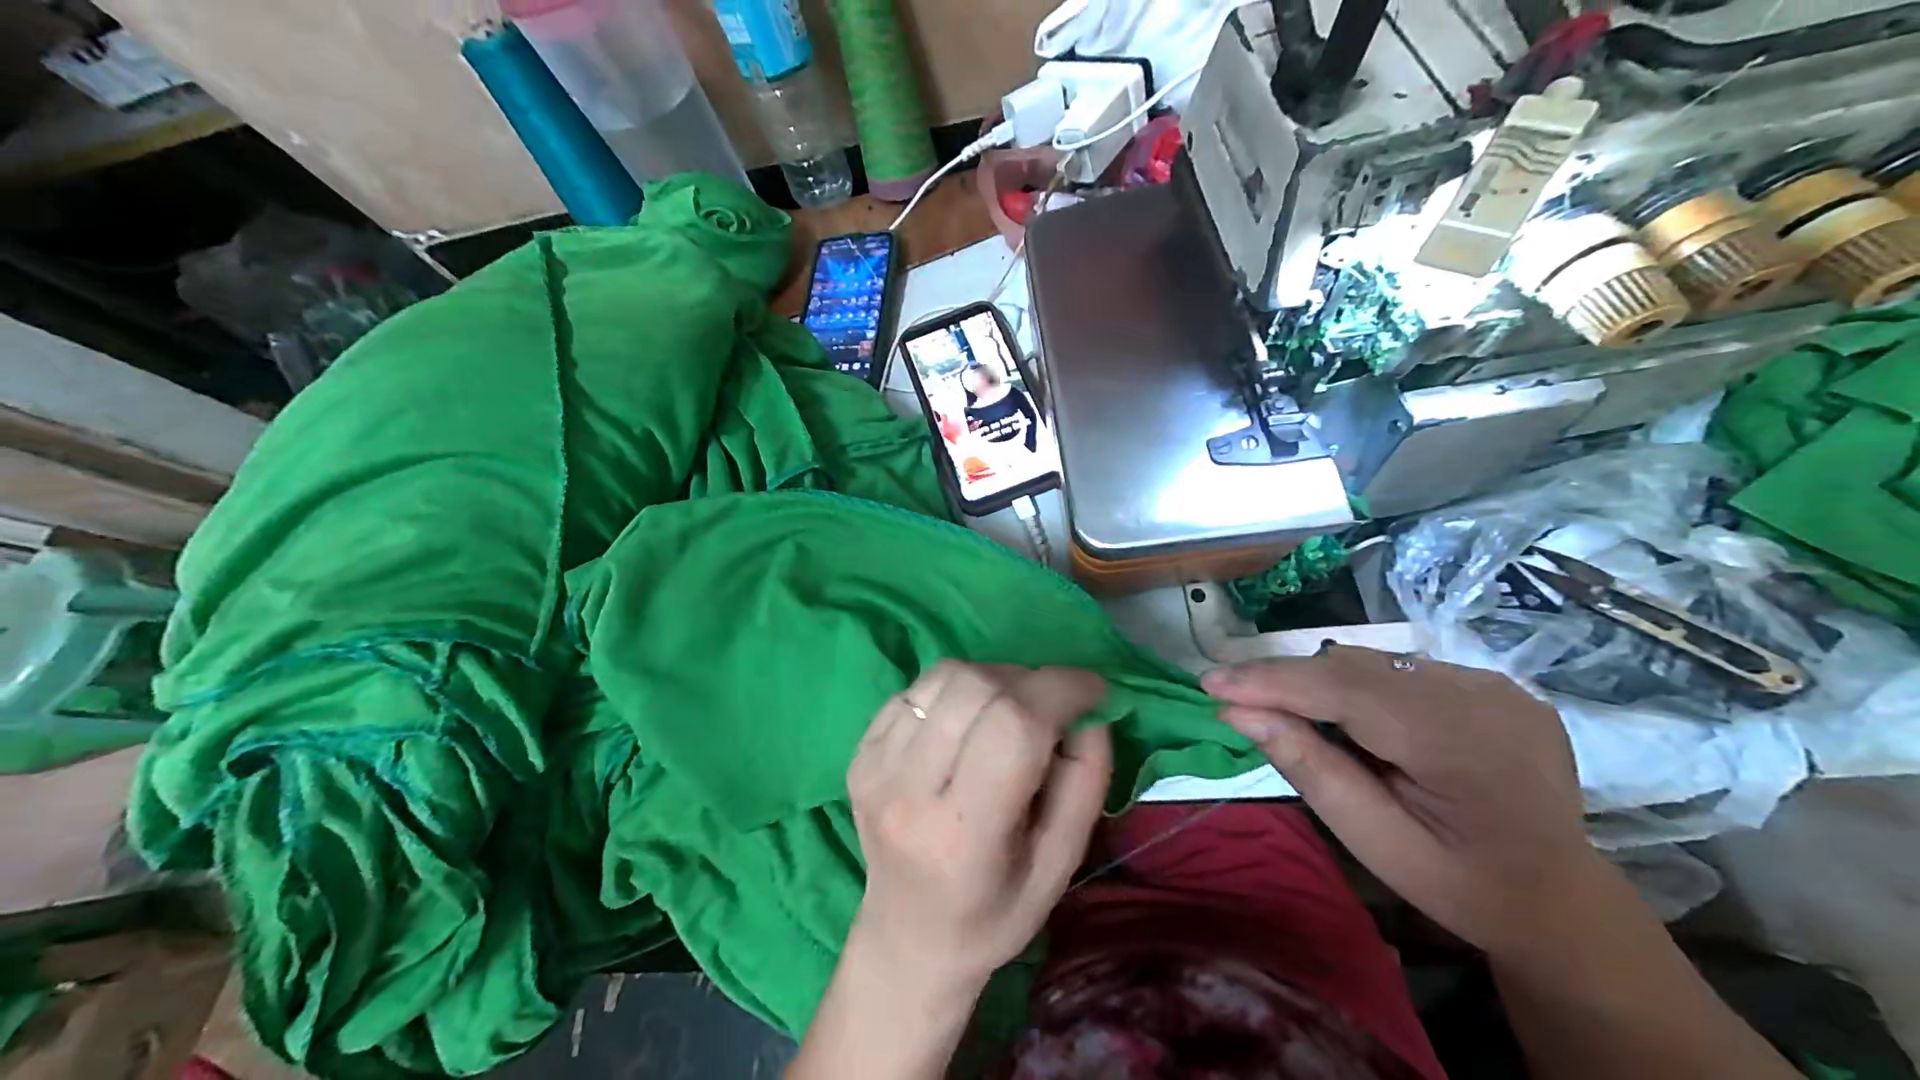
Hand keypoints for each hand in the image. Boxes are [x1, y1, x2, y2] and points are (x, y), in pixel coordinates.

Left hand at [845, 661, 1112, 996]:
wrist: (907, 935)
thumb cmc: (995, 911)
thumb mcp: (1060, 864)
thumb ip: (1084, 782)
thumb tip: (1087, 711)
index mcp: (963, 832)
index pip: (1013, 727)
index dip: (1061, 691)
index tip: (1093, 690)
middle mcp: (908, 790)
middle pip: (977, 689)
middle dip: (1031, 681)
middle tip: (1054, 706)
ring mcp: (876, 765)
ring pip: (946, 676)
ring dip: (994, 678)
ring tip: (1013, 710)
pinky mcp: (860, 751)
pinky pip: (919, 689)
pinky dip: (956, 689)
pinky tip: (969, 723)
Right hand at [1203, 645, 1601, 956]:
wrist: (1555, 899)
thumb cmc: (1456, 882)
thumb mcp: (1371, 838)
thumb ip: (1307, 766)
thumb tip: (1236, 711)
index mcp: (1461, 745)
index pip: (1344, 690)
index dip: (1271, 680)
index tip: (1209, 682)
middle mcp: (1483, 696)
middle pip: (1356, 668)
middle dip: (1288, 680)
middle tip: (1235, 700)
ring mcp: (1495, 684)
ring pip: (1375, 661)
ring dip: (1322, 682)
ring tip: (1291, 712)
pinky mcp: (1494, 683)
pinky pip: (1402, 669)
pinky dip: (1360, 685)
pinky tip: (1355, 720)